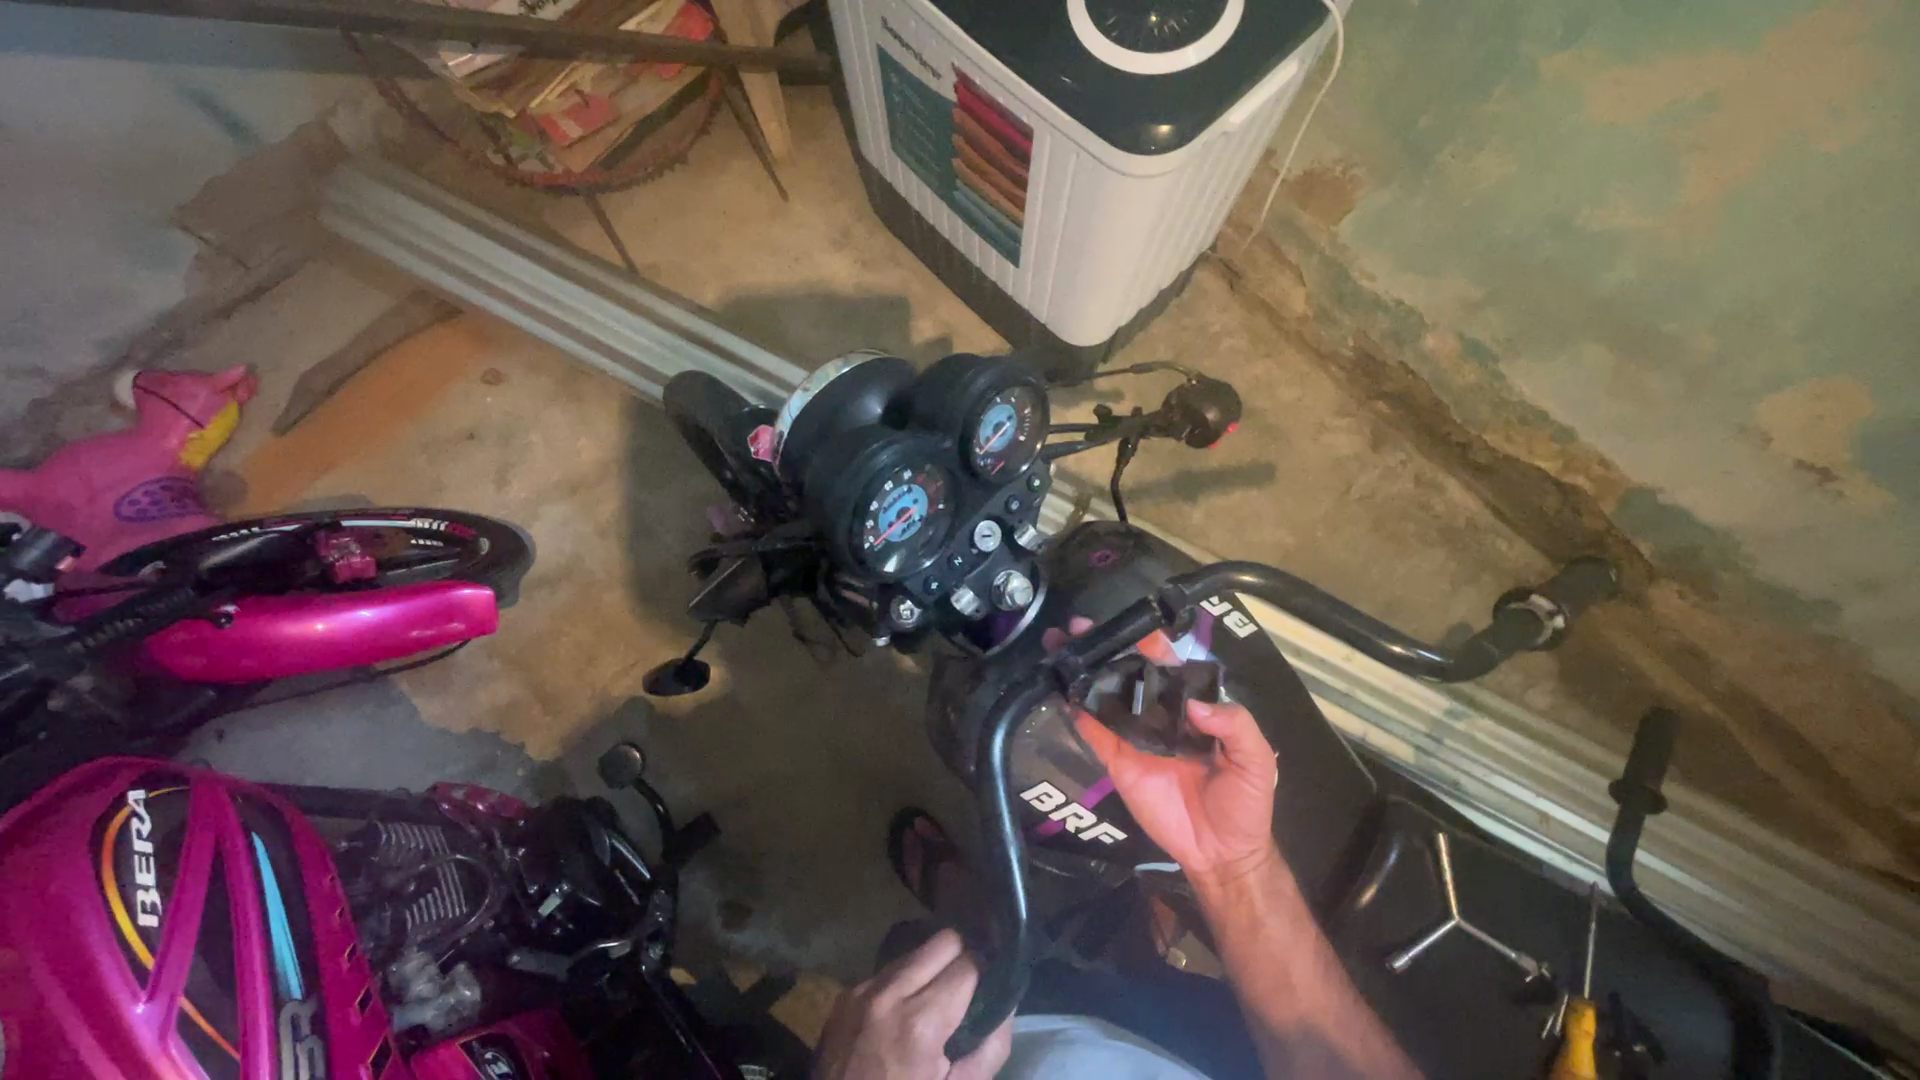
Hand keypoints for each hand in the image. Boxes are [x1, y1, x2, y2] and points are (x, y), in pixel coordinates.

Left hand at [813, 929, 1013, 1079]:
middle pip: (944, 940)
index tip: (997, 979)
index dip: (989, 969)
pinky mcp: (846, 995)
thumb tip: (1006, 1002)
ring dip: (935, 965)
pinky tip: (910, 1006)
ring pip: (915, 951)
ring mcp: (862, 990)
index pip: (970, 963)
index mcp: (920, 1023)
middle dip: (965, 954)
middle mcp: (889, 993)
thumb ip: (991, 1046)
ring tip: (942, 994)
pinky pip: (888, 970)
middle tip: (974, 982)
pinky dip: (907, 979)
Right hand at [1050, 617, 1280, 886]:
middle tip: (1076, 628)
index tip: (1130, 624)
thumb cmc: (1246, 803)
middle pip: (1128, 674)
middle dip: (1103, 649)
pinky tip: (1061, 691)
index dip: (1149, 643)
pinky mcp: (1118, 761)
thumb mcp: (1256, 760)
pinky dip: (1078, 713)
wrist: (1222, 853)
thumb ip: (1235, 726)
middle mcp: (1159, 715)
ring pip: (1105, 697)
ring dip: (1083, 672)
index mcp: (1192, 708)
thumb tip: (1195, 704)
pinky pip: (1095, 733)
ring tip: (1059, 646)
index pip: (1168, 666)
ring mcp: (1135, 737)